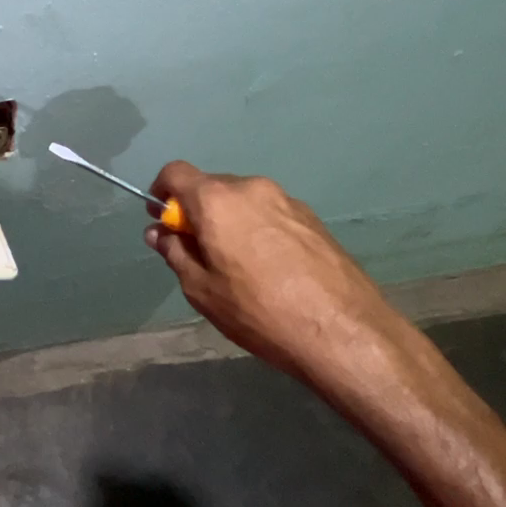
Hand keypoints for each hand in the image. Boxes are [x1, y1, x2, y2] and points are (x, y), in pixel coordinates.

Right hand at [143, 162, 401, 386]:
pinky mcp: (314, 220)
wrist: (346, 333)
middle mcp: (251, 188)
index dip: (162, 193)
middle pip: (211, 186)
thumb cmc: (260, 311)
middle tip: (199, 252)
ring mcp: (287, 201)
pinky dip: (260, 231)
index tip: (163, 222)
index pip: (175, 172)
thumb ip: (175, 253)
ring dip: (231, 222)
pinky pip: (272, 214)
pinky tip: (272, 270)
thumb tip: (159, 233)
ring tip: (240, 266)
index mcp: (216, 199)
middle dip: (198, 211)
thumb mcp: (202, 290)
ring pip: (244, 201)